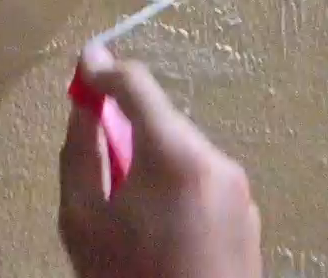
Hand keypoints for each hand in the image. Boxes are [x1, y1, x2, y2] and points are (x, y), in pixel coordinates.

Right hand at [59, 46, 261, 277]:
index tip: (80, 70)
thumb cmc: (129, 277)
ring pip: (177, 144)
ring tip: (126, 198)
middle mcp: (216, 161)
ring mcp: (238, 190)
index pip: (135, 82)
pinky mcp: (248, 216)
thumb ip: (81, 147)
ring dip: (147, 150)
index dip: (102, 69)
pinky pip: (198, 174)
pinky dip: (171, 177)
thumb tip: (84, 102)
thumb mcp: (80, 214)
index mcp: (174, 155)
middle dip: (124, 120)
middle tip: (95, 148)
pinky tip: (156, 221)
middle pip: (157, 115)